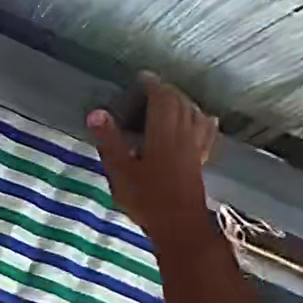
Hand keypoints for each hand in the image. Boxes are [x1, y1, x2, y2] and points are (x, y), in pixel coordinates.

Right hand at [86, 73, 218, 245]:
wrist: (178, 224)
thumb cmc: (146, 198)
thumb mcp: (120, 171)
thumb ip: (109, 141)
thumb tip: (96, 112)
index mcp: (164, 133)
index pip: (161, 99)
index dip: (152, 85)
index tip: (142, 77)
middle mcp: (184, 135)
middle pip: (180, 103)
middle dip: (167, 90)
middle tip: (151, 87)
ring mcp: (196, 147)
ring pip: (194, 114)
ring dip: (184, 102)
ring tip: (172, 99)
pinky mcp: (201, 161)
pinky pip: (206, 132)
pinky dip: (203, 120)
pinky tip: (204, 119)